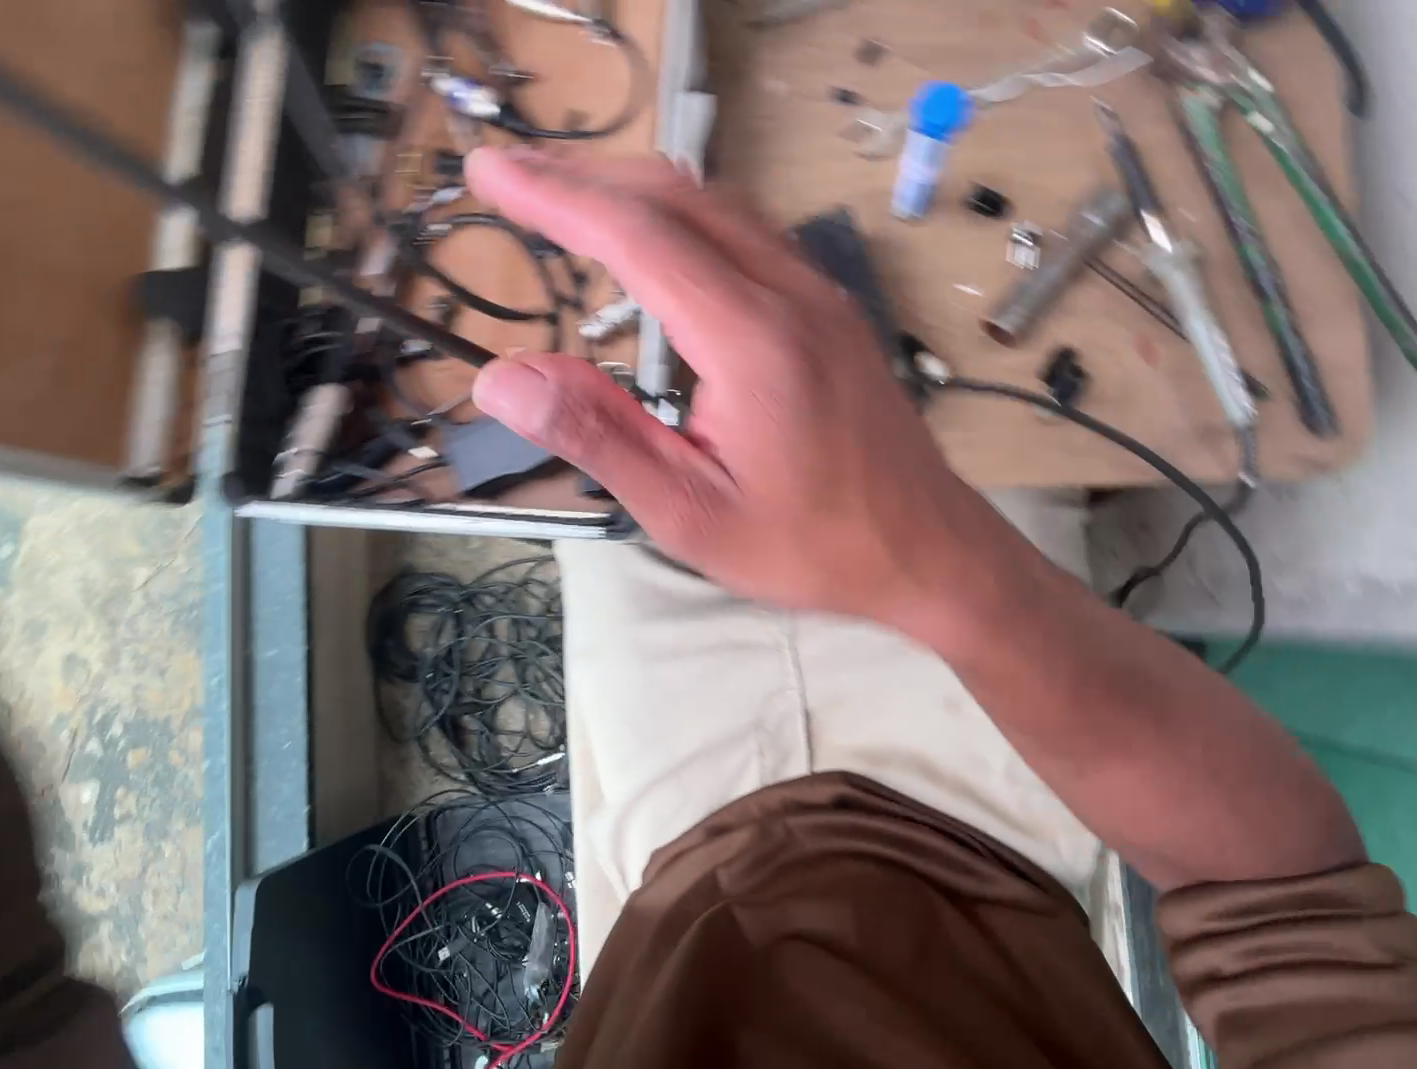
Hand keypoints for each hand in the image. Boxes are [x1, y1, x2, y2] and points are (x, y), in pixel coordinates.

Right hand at [465, 148, 1035, 630]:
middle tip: (515, 177)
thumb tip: (503, 381)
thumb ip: (601, 438)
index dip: (555, 197)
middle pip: (677, 199)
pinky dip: (686, 217)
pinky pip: (750, 234)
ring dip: (637, 191)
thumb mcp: (692, 513)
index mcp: (753, 340)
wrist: (926, 550)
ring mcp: (821, 296)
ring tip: (571, 198)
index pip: (638, 237)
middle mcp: (792, 294)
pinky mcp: (832, 310)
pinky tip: (660, 241)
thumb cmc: (810, 547)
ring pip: (718, 206)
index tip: (490, 171)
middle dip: (586, 178)